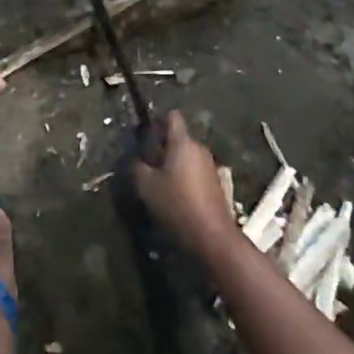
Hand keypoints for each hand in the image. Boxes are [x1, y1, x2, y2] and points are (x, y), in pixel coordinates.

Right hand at [132, 110, 238, 251]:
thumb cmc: (176, 203)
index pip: (172, 117)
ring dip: (173, 165)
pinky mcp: (216, 183)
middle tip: (147, 165)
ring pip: (186, 156)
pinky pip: (194, 171)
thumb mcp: (145, 185)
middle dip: (162, 148)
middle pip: (178, 139)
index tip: (145, 136)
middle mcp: (199, 148)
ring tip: (159, 184)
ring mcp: (210, 166)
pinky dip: (184, 178)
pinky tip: (175, 197)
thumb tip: (138, 160)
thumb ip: (138, 166)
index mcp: (182, 142)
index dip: (157, 121)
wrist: (212, 236)